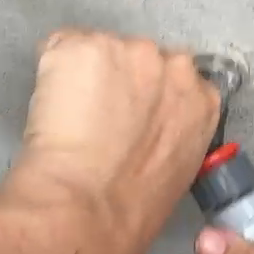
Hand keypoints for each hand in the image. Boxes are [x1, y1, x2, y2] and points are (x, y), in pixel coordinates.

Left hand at [0, 29, 218, 253]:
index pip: (174, 77)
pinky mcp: (83, 47)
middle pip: (139, 57)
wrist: (87, 204)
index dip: (146, 95)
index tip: (129, 116)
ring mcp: (127, 50)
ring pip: (100, 51)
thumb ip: (171, 130)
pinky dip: (51, 74)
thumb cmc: (133, 207)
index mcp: (202, 99)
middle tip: (99, 119)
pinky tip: (54, 112)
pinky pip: (60, 50)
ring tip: (74, 120)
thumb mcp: (180, 168)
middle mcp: (173, 65)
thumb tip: (145, 125)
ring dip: (86, 77)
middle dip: (119, 80)